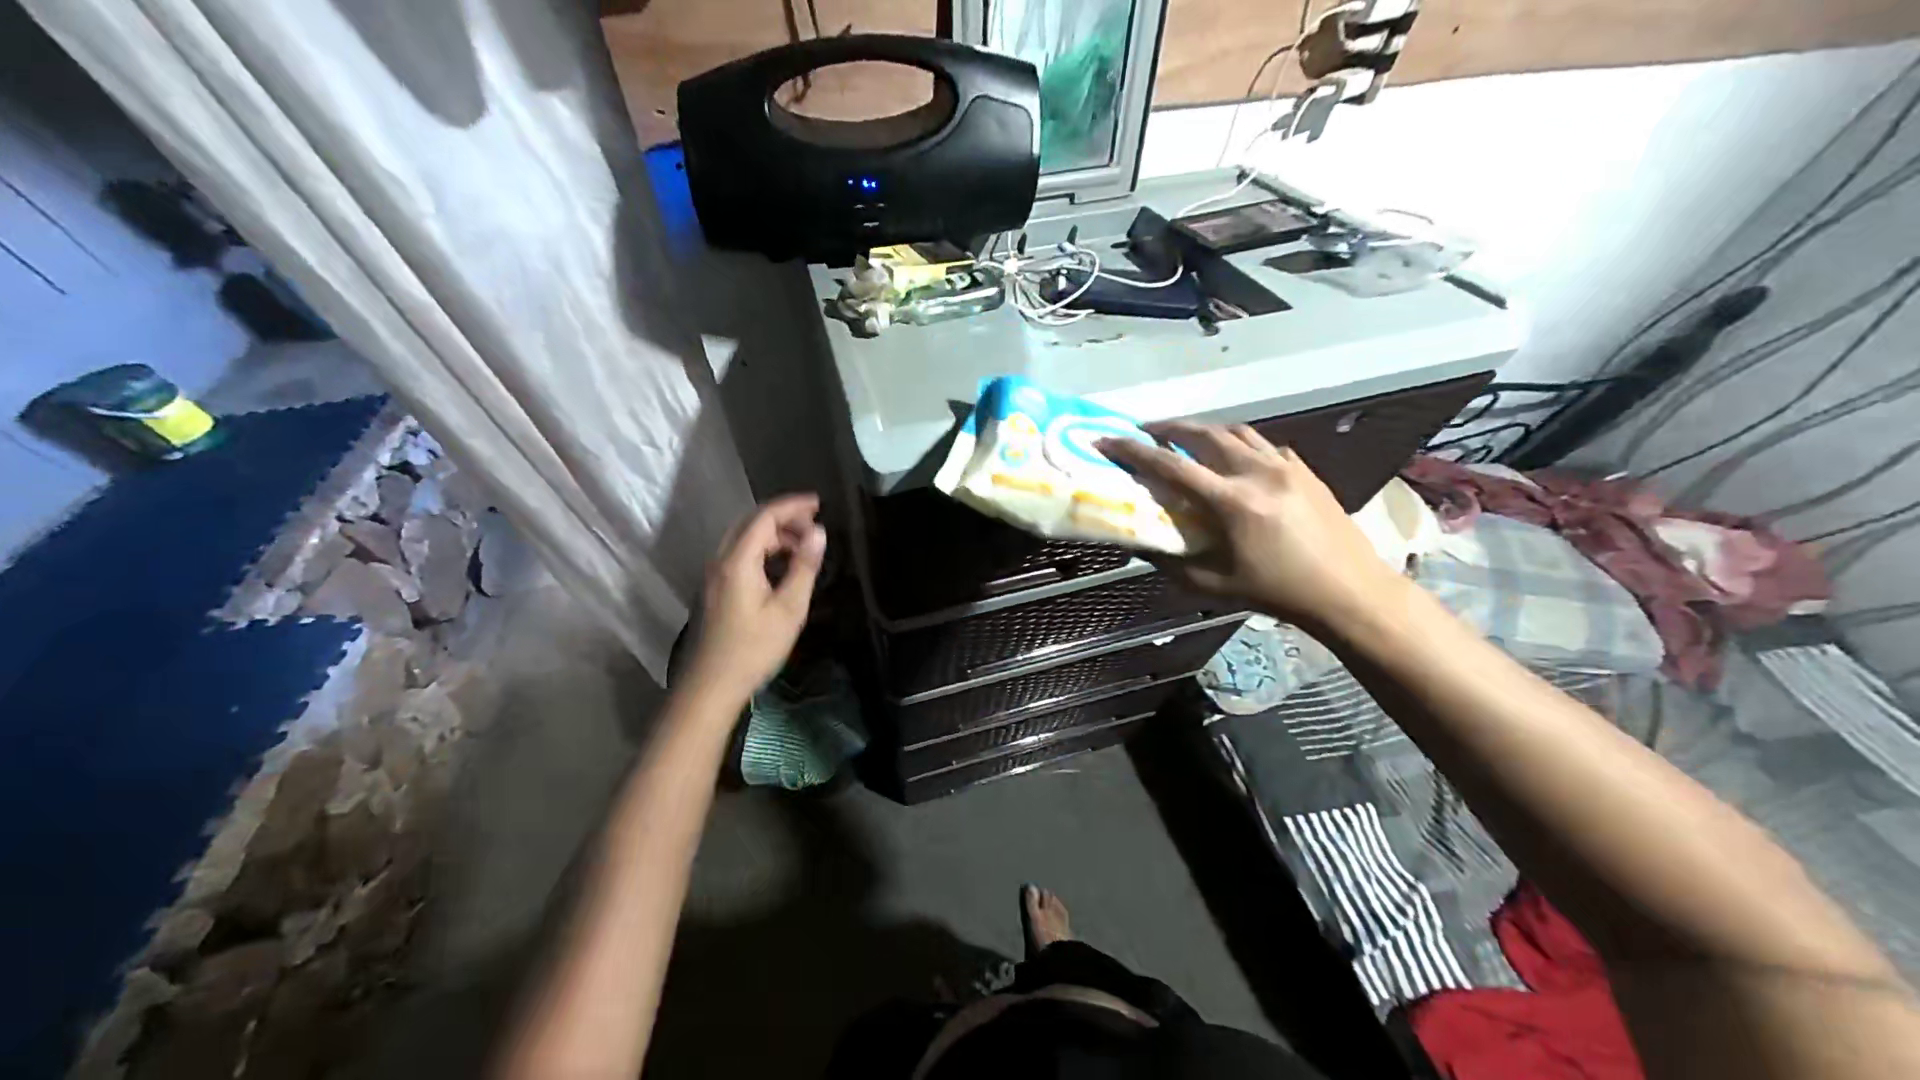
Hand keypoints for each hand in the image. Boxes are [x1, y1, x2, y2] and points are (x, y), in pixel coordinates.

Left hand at [683, 494, 826, 701]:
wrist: (712, 685)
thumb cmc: (754, 648)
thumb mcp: (789, 609)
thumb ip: (804, 567)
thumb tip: (819, 533)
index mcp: (738, 561)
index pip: (765, 517)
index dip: (792, 506)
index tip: (819, 503)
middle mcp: (721, 560)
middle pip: (751, 522)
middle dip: (784, 517)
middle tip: (815, 525)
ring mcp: (715, 574)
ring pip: (744, 538)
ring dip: (774, 534)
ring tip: (804, 546)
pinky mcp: (716, 588)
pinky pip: (740, 554)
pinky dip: (763, 549)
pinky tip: (782, 566)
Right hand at [1097, 422, 1406, 630]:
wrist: (1347, 591)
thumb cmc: (1276, 592)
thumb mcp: (1212, 585)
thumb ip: (1169, 561)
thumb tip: (1138, 542)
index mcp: (1232, 502)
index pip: (1171, 465)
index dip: (1134, 451)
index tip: (1108, 440)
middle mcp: (1257, 472)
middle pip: (1202, 433)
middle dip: (1167, 427)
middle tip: (1144, 431)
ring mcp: (1285, 465)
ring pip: (1234, 431)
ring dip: (1202, 430)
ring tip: (1183, 438)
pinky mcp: (1303, 469)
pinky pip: (1262, 444)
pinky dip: (1237, 444)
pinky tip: (1231, 459)